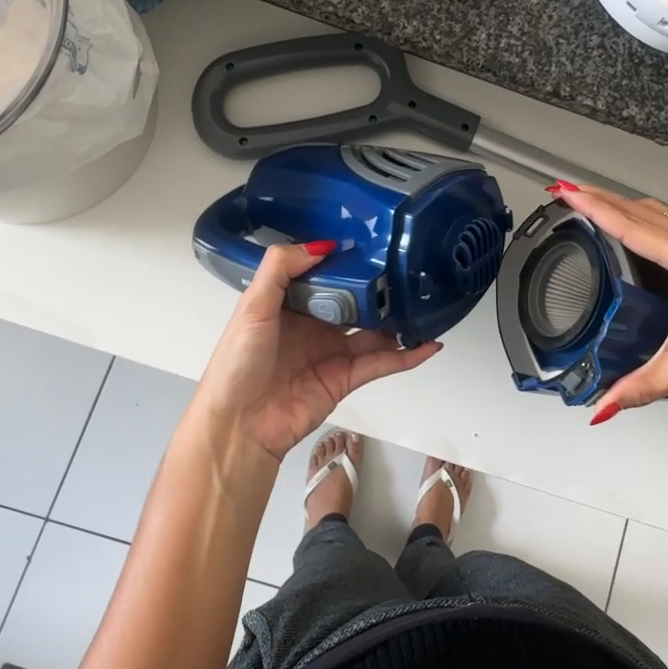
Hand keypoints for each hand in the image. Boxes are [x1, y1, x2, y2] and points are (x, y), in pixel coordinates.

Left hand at [195, 242, 440, 461]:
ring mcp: (332, 354)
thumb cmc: (238, 363)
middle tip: (408, 269)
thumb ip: (281, 268)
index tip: (374, 243)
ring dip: (398, 320)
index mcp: (289, 305)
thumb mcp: (252, 306)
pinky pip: (382, 363)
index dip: (346, 261)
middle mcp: (313, 327)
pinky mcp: (346, 380)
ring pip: (374, 331)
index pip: (324, 276)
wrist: (239, 425)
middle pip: (354, 302)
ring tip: (425, 303)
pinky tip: (429, 344)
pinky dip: (407, 356)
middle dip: (378, 288)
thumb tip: (323, 244)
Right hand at [554, 184, 667, 420]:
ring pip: (652, 212)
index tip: (569, 194)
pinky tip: (626, 220)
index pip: (630, 227)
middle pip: (637, 210)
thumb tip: (602, 404)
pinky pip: (666, 221)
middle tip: (565, 190)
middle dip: (598, 197)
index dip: (595, 208)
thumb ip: (638, 388)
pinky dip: (637, 214)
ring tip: (587, 198)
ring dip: (617, 203)